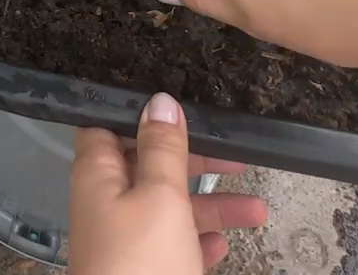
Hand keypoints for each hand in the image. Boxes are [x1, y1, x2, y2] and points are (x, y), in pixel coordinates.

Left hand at [69, 93, 268, 272]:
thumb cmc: (142, 263)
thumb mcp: (159, 197)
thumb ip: (163, 148)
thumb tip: (161, 100)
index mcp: (98, 172)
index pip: (110, 126)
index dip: (142, 116)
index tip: (182, 110)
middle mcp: (106, 200)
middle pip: (148, 165)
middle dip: (192, 161)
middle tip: (239, 158)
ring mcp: (123, 240)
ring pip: (167, 208)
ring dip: (209, 206)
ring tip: (259, 210)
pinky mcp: (142, 272)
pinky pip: (171, 246)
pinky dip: (196, 242)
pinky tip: (223, 247)